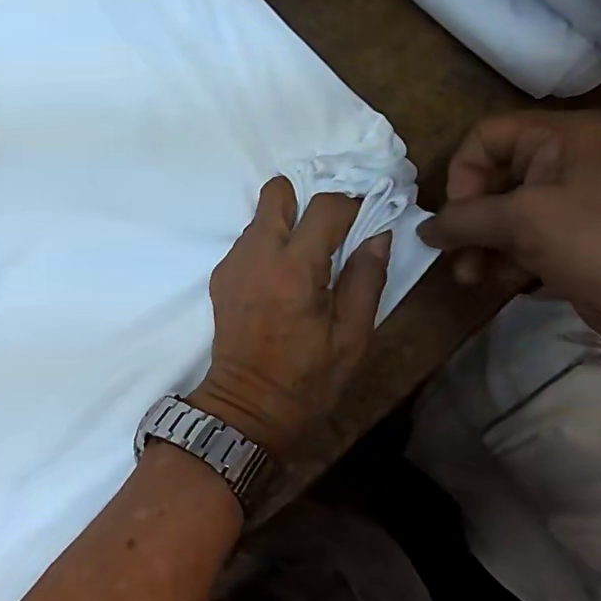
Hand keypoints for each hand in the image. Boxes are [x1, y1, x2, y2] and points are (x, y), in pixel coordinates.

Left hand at [189, 178, 392, 455]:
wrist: (245, 410)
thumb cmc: (307, 380)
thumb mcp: (352, 337)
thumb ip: (366, 279)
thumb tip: (379, 234)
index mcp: (295, 270)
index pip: (325, 206)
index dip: (351, 207)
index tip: (364, 223)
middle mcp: (257, 255)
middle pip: (278, 191)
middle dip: (307, 200)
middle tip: (328, 231)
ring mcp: (233, 264)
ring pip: (261, 214)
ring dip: (288, 222)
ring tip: (308, 259)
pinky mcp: (221, 276)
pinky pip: (249, 239)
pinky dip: (270, 244)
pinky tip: (283, 279)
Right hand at [417, 111, 600, 360]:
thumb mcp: (526, 222)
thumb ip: (466, 220)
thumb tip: (424, 230)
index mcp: (564, 134)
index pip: (487, 136)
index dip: (462, 174)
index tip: (457, 217)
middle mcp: (569, 159)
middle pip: (496, 177)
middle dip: (470, 220)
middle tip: (455, 258)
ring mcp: (576, 201)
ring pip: (509, 213)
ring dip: (484, 244)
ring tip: (472, 278)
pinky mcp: (579, 239)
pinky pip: (529, 238)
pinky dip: (508, 258)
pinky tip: (495, 283)